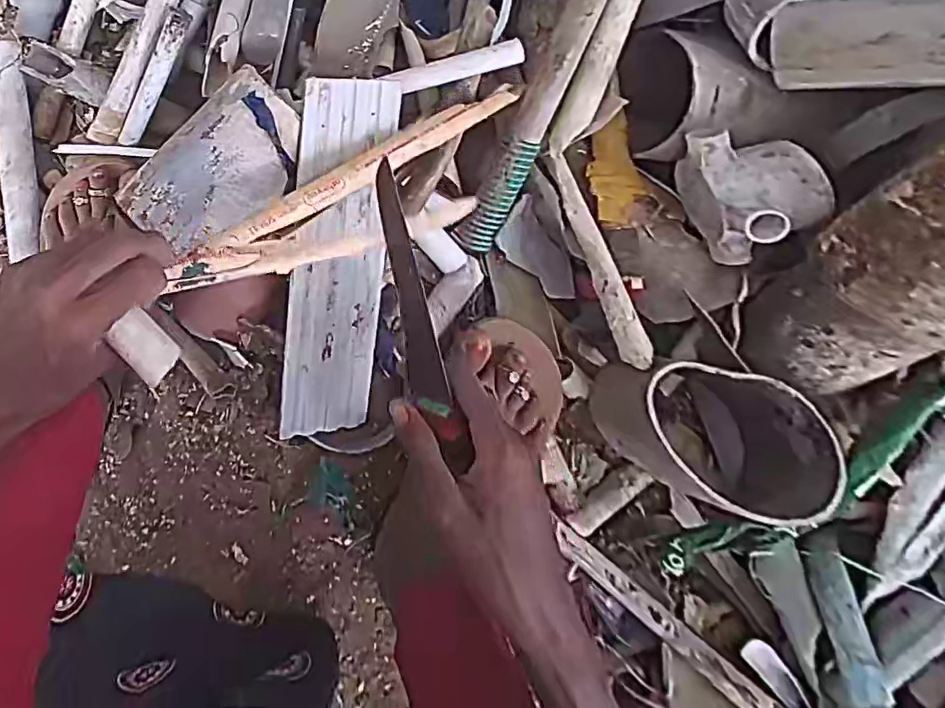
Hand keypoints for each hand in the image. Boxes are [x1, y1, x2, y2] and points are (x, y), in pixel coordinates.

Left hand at [0, 223, 171, 475]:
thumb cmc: (42, 390)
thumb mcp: (96, 367)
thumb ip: (128, 329)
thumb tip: (150, 299)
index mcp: (79, 323)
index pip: (137, 276)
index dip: (159, 274)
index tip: (163, 278)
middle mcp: (56, 290)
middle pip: (117, 242)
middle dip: (148, 243)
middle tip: (161, 253)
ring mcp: (34, 272)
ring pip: (91, 235)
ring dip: (118, 243)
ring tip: (129, 257)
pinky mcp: (19, 266)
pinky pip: (64, 247)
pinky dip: (86, 253)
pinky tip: (90, 271)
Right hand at [391, 332, 560, 630]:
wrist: (542, 615)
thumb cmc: (494, 565)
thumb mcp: (445, 506)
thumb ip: (423, 451)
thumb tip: (402, 410)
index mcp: (499, 448)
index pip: (471, 387)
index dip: (456, 357)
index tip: (447, 331)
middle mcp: (518, 450)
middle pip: (484, 398)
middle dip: (461, 374)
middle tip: (442, 353)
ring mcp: (525, 467)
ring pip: (495, 417)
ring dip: (472, 398)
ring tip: (454, 381)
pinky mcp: (524, 482)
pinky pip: (502, 438)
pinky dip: (484, 423)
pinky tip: (473, 429)